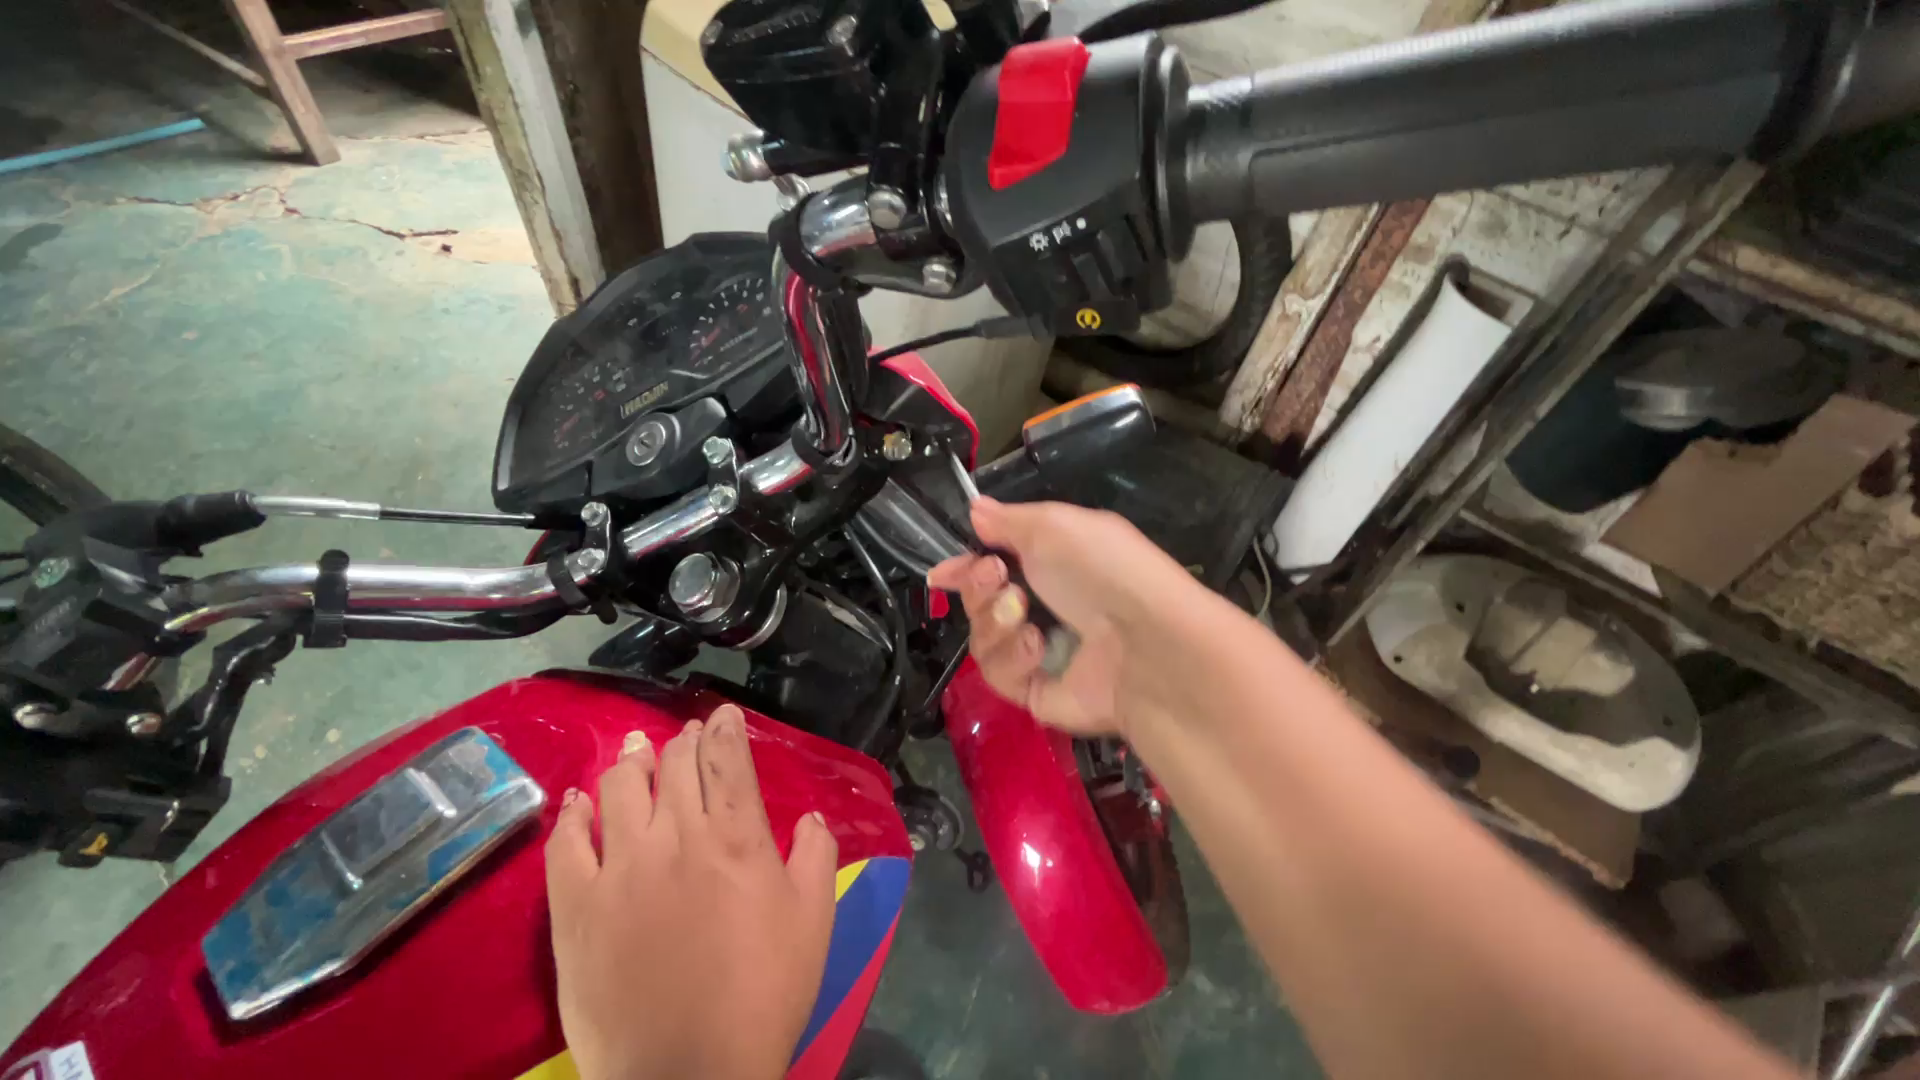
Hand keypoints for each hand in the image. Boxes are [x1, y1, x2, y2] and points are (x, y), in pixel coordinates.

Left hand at [545, 704, 839, 1079]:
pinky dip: (573, 812)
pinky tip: (579, 798)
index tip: (724, 715)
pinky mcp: (575, 905)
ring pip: (620, 789)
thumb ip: (816, 858)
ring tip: (637, 749)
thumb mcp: (814, 922)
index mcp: (737, 839)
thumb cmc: (763, 994)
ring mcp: (620, 868)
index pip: (727, 761)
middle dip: (684, 741)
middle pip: (675, 766)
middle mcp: (676, 837)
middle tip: (688, 734)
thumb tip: (811, 818)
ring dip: (632, 760)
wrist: (687, 1072)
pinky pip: (566, 842)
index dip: (725, 730)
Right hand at [926, 498, 1195, 736]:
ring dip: (994, 622)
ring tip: (1023, 616)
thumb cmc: (1104, 571)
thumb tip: (976, 509)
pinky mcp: (1039, 693)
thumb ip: (1008, 520)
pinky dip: (1013, 658)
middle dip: (978, 588)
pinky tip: (1038, 648)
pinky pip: (999, 676)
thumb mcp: (1054, 525)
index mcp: (1053, 563)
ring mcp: (1043, 654)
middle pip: (980, 602)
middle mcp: (1046, 607)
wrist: (1147, 644)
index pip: (993, 566)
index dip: (965, 568)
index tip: (942, 571)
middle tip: (998, 579)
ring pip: (983, 639)